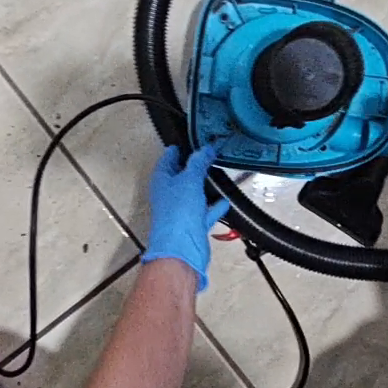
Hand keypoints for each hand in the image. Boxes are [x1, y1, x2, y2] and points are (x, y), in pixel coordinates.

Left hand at [139, 145, 229, 290]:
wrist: (182, 248)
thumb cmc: (179, 211)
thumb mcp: (189, 180)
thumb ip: (198, 163)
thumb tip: (206, 148)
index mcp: (162, 180)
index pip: (167, 159)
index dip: (177, 149)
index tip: (189, 140)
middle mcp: (169, 195)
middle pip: (181, 175)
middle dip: (194, 165)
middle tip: (208, 153)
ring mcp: (181, 210)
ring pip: (194, 193)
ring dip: (204, 184)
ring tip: (218, 172)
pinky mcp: (194, 224)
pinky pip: (205, 211)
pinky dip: (215, 205)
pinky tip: (225, 199)